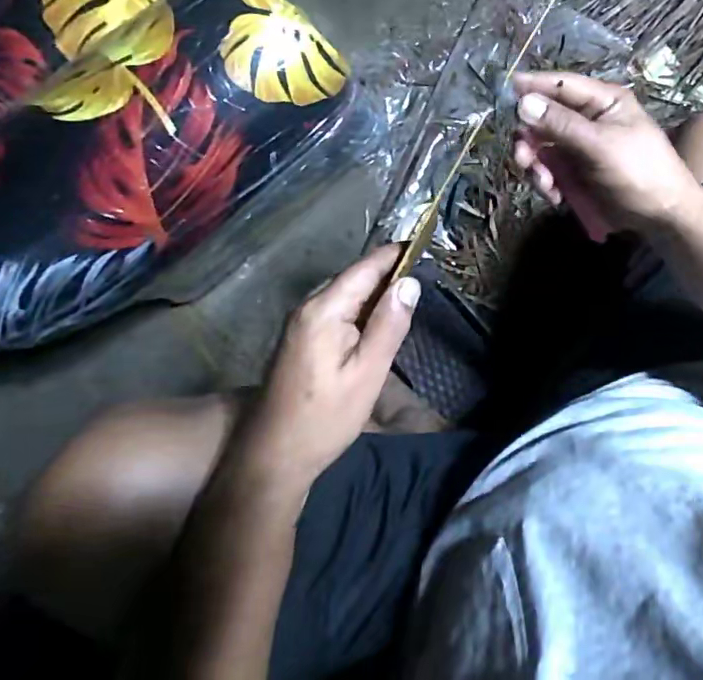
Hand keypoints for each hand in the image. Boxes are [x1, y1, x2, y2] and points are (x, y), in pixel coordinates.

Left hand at [238, 245, 417, 488]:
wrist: (272, 458)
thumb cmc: (324, 418)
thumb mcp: (367, 373)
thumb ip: (389, 325)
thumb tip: (411, 282)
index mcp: (324, 310)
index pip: (367, 266)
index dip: (398, 254)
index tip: (429, 245)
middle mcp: (309, 306)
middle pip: (357, 277)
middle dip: (391, 271)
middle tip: (430, 273)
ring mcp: (302, 321)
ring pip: (349, 293)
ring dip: (379, 291)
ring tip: (414, 292)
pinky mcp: (302, 337)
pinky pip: (339, 309)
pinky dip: (364, 307)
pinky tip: (382, 320)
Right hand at [509, 71, 702, 235]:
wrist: (664, 216)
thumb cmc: (640, 171)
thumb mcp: (601, 145)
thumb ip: (561, 124)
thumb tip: (523, 102)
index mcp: (603, 101)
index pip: (561, 85)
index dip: (533, 86)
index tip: (505, 89)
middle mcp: (589, 119)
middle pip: (544, 118)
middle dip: (531, 140)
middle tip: (524, 159)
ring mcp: (582, 146)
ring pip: (542, 147)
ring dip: (537, 166)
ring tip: (545, 184)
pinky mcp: (578, 171)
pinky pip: (550, 169)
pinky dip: (547, 182)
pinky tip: (555, 196)